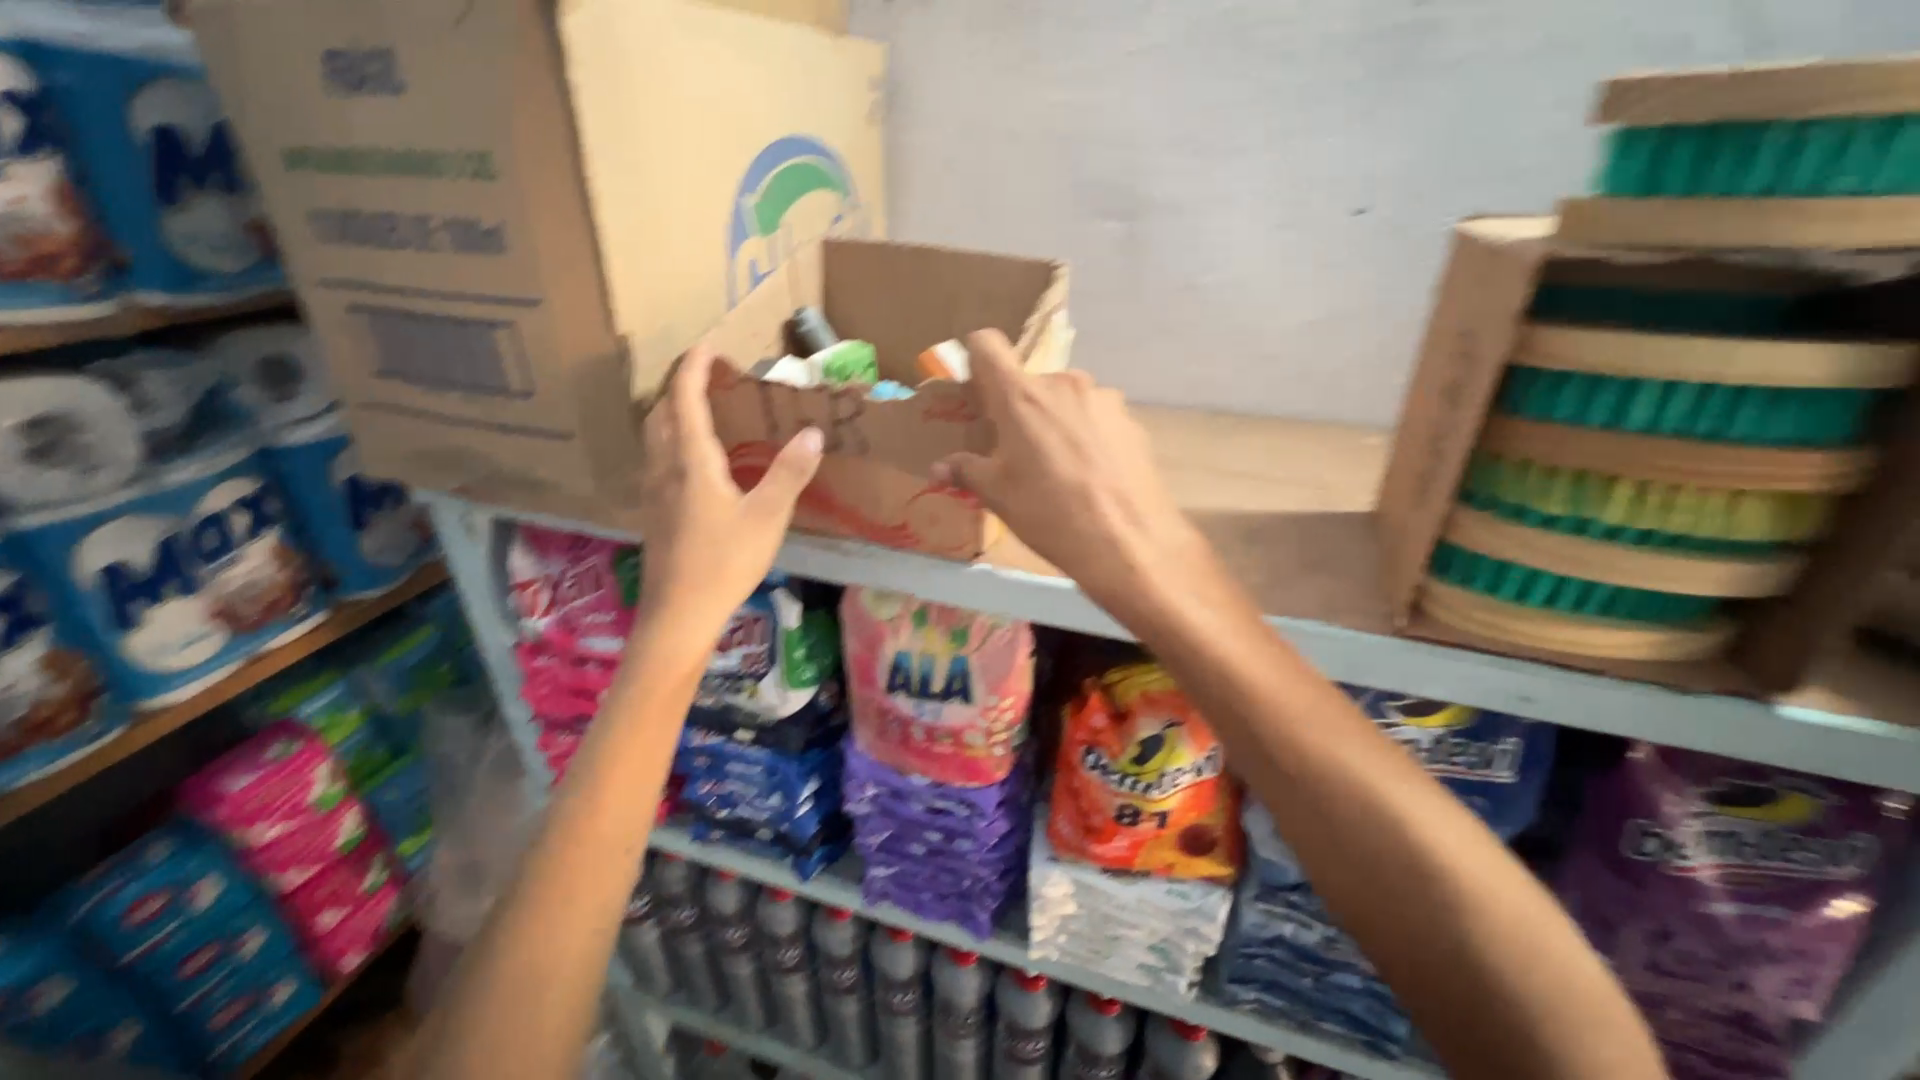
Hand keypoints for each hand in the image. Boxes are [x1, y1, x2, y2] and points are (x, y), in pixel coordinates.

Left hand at [636, 346, 822, 629]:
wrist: (678, 613)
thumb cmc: (724, 563)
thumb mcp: (767, 518)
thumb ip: (789, 473)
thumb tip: (812, 433)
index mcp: (691, 461)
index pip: (685, 399)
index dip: (693, 368)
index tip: (709, 346)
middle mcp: (664, 468)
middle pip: (661, 412)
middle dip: (679, 386)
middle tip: (707, 377)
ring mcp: (653, 492)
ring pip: (654, 437)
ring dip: (671, 413)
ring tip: (698, 410)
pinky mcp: (653, 513)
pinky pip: (655, 459)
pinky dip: (670, 441)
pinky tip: (691, 463)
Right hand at [931, 330, 1209, 614]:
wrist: (1129, 543)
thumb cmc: (1050, 515)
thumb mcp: (999, 497)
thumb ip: (967, 470)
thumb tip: (939, 467)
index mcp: (1022, 396)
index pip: (987, 345)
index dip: (976, 357)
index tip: (975, 387)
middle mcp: (1064, 383)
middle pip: (1031, 381)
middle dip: (1020, 408)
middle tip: (1018, 450)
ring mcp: (1104, 399)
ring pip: (1067, 400)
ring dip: (1057, 421)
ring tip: (1060, 467)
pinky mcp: (1131, 421)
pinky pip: (1097, 418)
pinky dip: (1088, 436)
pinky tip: (1092, 475)